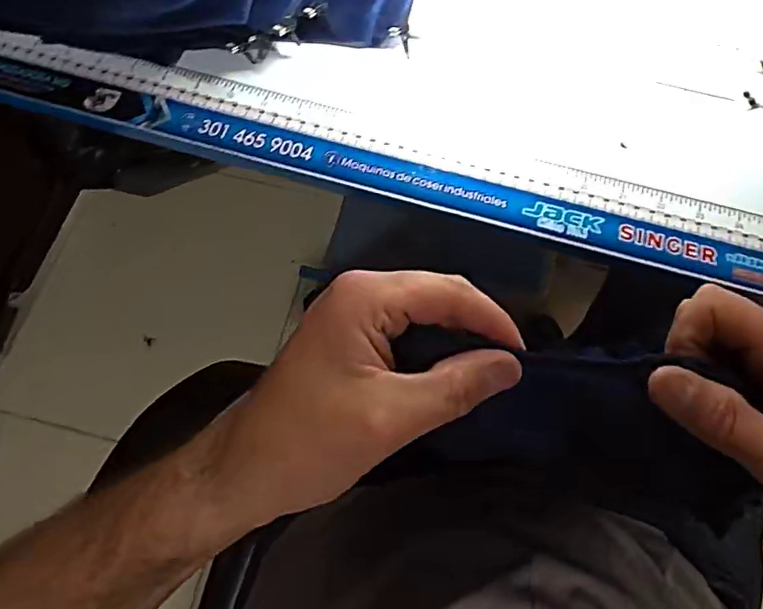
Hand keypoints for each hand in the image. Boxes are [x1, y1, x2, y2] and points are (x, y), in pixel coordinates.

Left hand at [198, 270, 523, 534]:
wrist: (243, 471)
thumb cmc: (304, 442)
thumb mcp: (390, 417)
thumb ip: (455, 386)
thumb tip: (506, 367)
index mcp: (365, 296)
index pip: (446, 290)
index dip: (490, 318)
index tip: (520, 352)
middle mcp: (359, 290)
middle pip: (436, 292)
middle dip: (476, 323)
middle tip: (509, 361)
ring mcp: (352, 308)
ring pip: (423, 308)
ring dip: (456, 334)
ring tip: (488, 365)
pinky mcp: (351, 330)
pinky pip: (405, 324)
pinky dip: (433, 345)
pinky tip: (450, 369)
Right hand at [646, 286, 762, 608]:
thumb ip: (722, 418)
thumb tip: (656, 376)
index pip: (716, 303)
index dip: (687, 333)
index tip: (682, 387)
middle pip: (715, 318)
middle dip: (688, 354)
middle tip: (692, 411)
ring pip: (720, 347)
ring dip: (700, 377)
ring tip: (701, 425)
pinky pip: (733, 374)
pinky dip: (713, 395)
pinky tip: (715, 430)